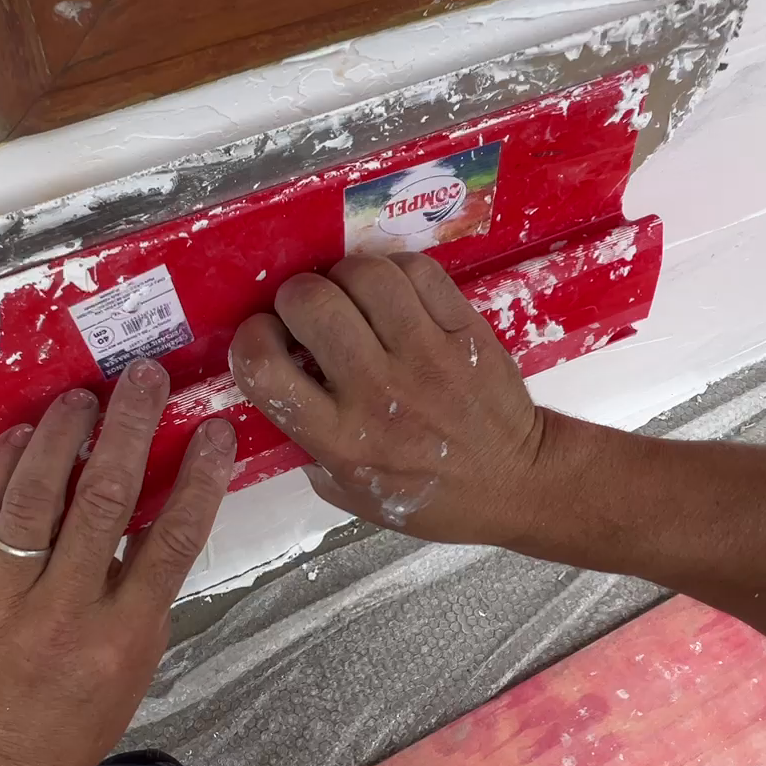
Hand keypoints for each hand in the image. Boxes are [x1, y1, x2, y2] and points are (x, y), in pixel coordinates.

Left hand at [0, 358, 235, 765]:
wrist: (0, 759)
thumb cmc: (87, 710)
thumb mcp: (140, 656)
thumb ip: (150, 583)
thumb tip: (164, 499)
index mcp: (124, 632)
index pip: (172, 542)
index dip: (198, 480)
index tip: (214, 429)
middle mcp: (65, 608)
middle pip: (103, 505)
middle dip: (127, 431)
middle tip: (142, 378)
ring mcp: (5, 597)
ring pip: (32, 502)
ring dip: (58, 439)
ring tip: (80, 397)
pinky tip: (15, 435)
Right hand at [230, 253, 550, 544]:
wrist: (514, 483)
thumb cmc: (425, 496)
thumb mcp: (346, 490)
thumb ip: (305, 441)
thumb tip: (279, 382)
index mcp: (339, 438)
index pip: (263, 367)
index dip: (250, 339)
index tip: (266, 339)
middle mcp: (377, 392)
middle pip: (311, 304)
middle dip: (296, 297)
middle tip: (308, 313)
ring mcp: (426, 355)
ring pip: (364, 274)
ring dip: (344, 276)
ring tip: (351, 297)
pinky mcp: (465, 329)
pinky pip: (416, 269)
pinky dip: (393, 271)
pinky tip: (392, 294)